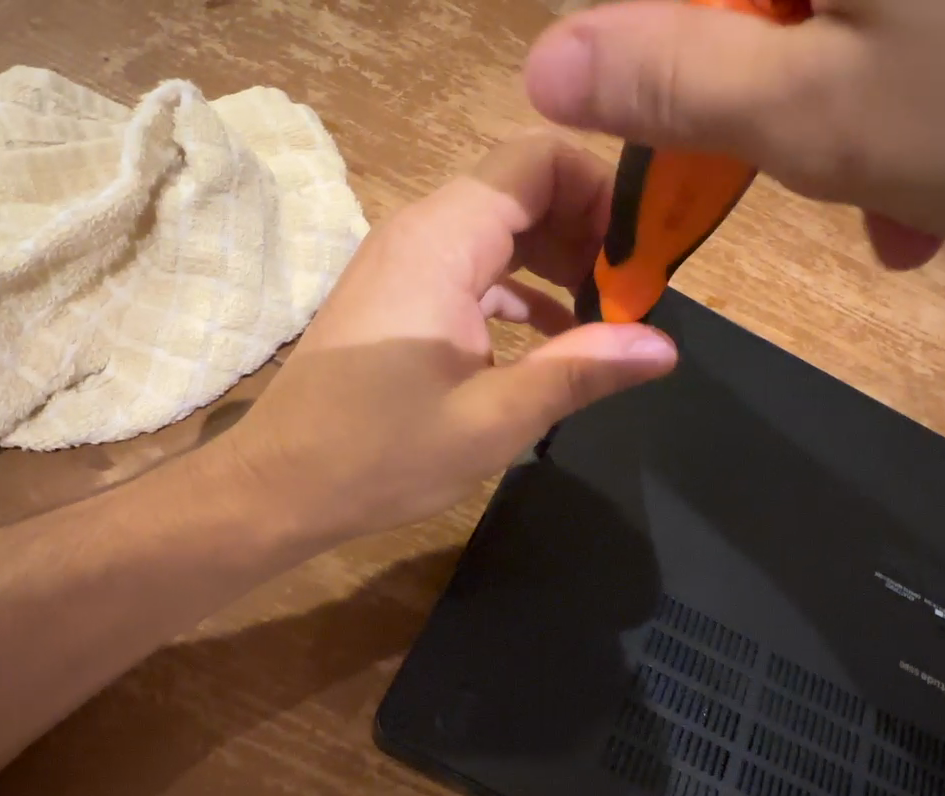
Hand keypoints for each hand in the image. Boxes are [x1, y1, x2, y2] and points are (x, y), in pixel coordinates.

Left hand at [210, 132, 677, 546]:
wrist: (281, 487)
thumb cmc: (380, 455)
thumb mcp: (492, 420)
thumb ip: (578, 371)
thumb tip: (663, 346)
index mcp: (441, 242)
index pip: (537, 160)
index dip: (600, 192)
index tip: (642, 254)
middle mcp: (420, 233)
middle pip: (521, 191)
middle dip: (585, 233)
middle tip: (632, 295)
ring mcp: (403, 265)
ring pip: (497, 232)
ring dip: (555, 265)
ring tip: (605, 319)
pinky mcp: (397, 299)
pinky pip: (471, 271)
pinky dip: (517, 292)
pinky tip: (551, 340)